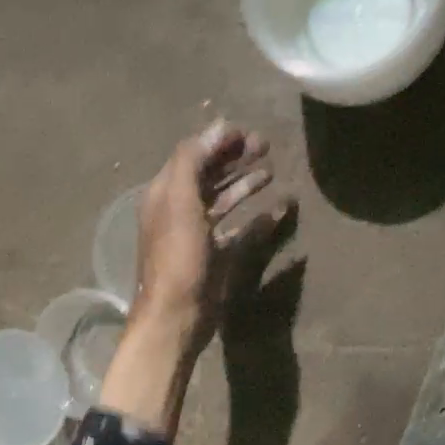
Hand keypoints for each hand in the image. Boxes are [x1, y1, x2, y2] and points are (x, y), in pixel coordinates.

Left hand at [132, 120, 285, 350]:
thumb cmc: (177, 258)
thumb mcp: (180, 202)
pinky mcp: (215, 259)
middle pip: (209, 176)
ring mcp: (198, 236)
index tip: (248, 132)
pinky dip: (257, 220)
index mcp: (165, 194)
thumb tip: (218, 127)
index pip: (192, 156)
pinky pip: (239, 233)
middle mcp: (179, 211)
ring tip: (271, 171)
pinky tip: (279, 210)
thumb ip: (193, 161)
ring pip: (223, 203)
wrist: (176, 316)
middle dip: (235, 159)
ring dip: (245, 185)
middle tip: (267, 146)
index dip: (218, 141)